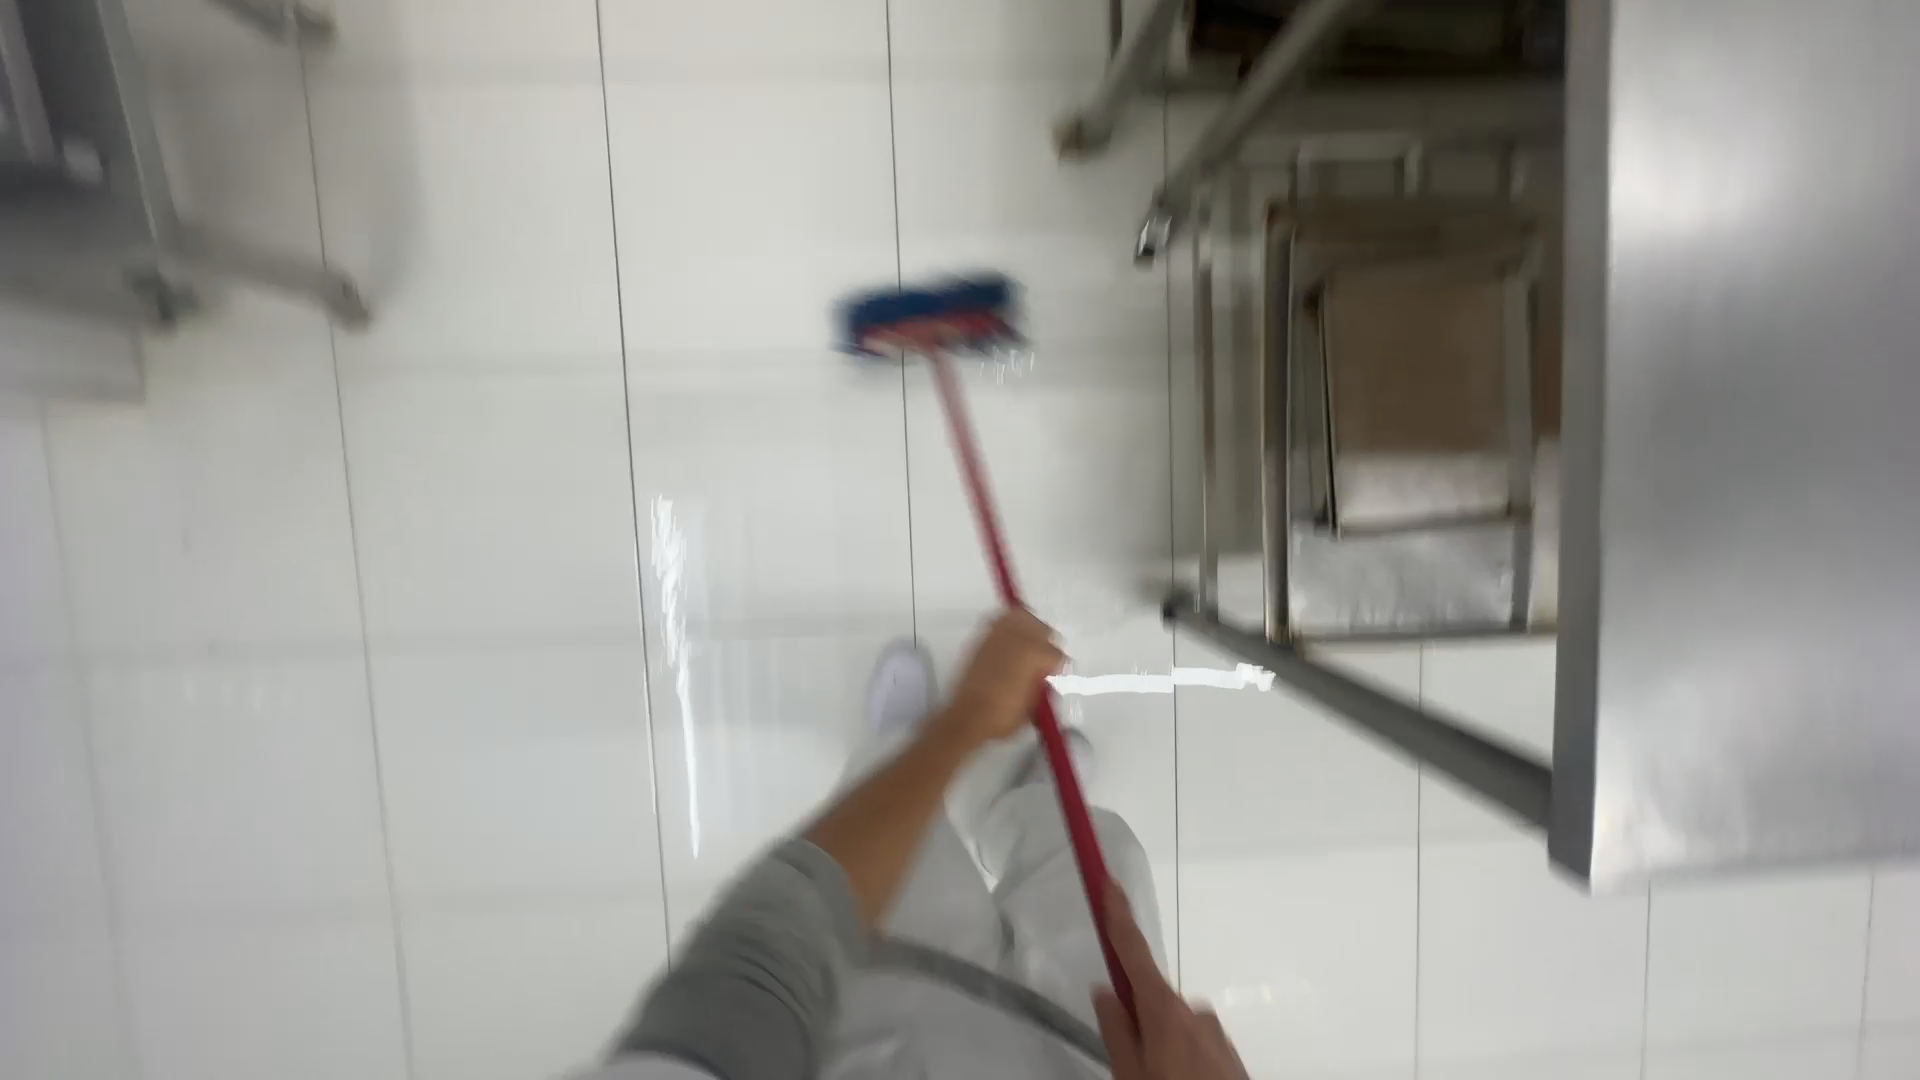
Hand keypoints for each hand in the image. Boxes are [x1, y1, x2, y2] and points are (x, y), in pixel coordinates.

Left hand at [934, 608, 1064, 747]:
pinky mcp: (982, 639)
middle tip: (1043, 657)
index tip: (1052, 675)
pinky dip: (1006, 624)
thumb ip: (1043, 686)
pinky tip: (1008, 637)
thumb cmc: (1003, 716)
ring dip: (1028, 626)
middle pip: (1041, 628)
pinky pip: (998, 621)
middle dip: (1045, 642)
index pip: (1056, 653)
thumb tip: (1045, 677)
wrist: (968, 716)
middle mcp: (1018, 639)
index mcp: (1035, 655)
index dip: (1057, 666)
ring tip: (1028, 641)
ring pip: (1020, 616)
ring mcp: (998, 636)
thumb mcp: (1034, 707)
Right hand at [1093, 883, 1250, 1079]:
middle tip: (1131, 1065)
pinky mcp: (1234, 1062)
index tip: (1109, 880)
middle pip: (1154, 999)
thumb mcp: (1128, 1077)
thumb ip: (1116, 1030)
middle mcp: (1195, 1013)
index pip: (1133, 950)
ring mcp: (1218, 1036)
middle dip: (1139, 1020)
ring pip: (1176, 1029)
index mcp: (1164, 1011)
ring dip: (1164, 1049)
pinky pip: (1198, 1049)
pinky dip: (1185, 1065)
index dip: (1118, 914)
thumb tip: (1106, 989)